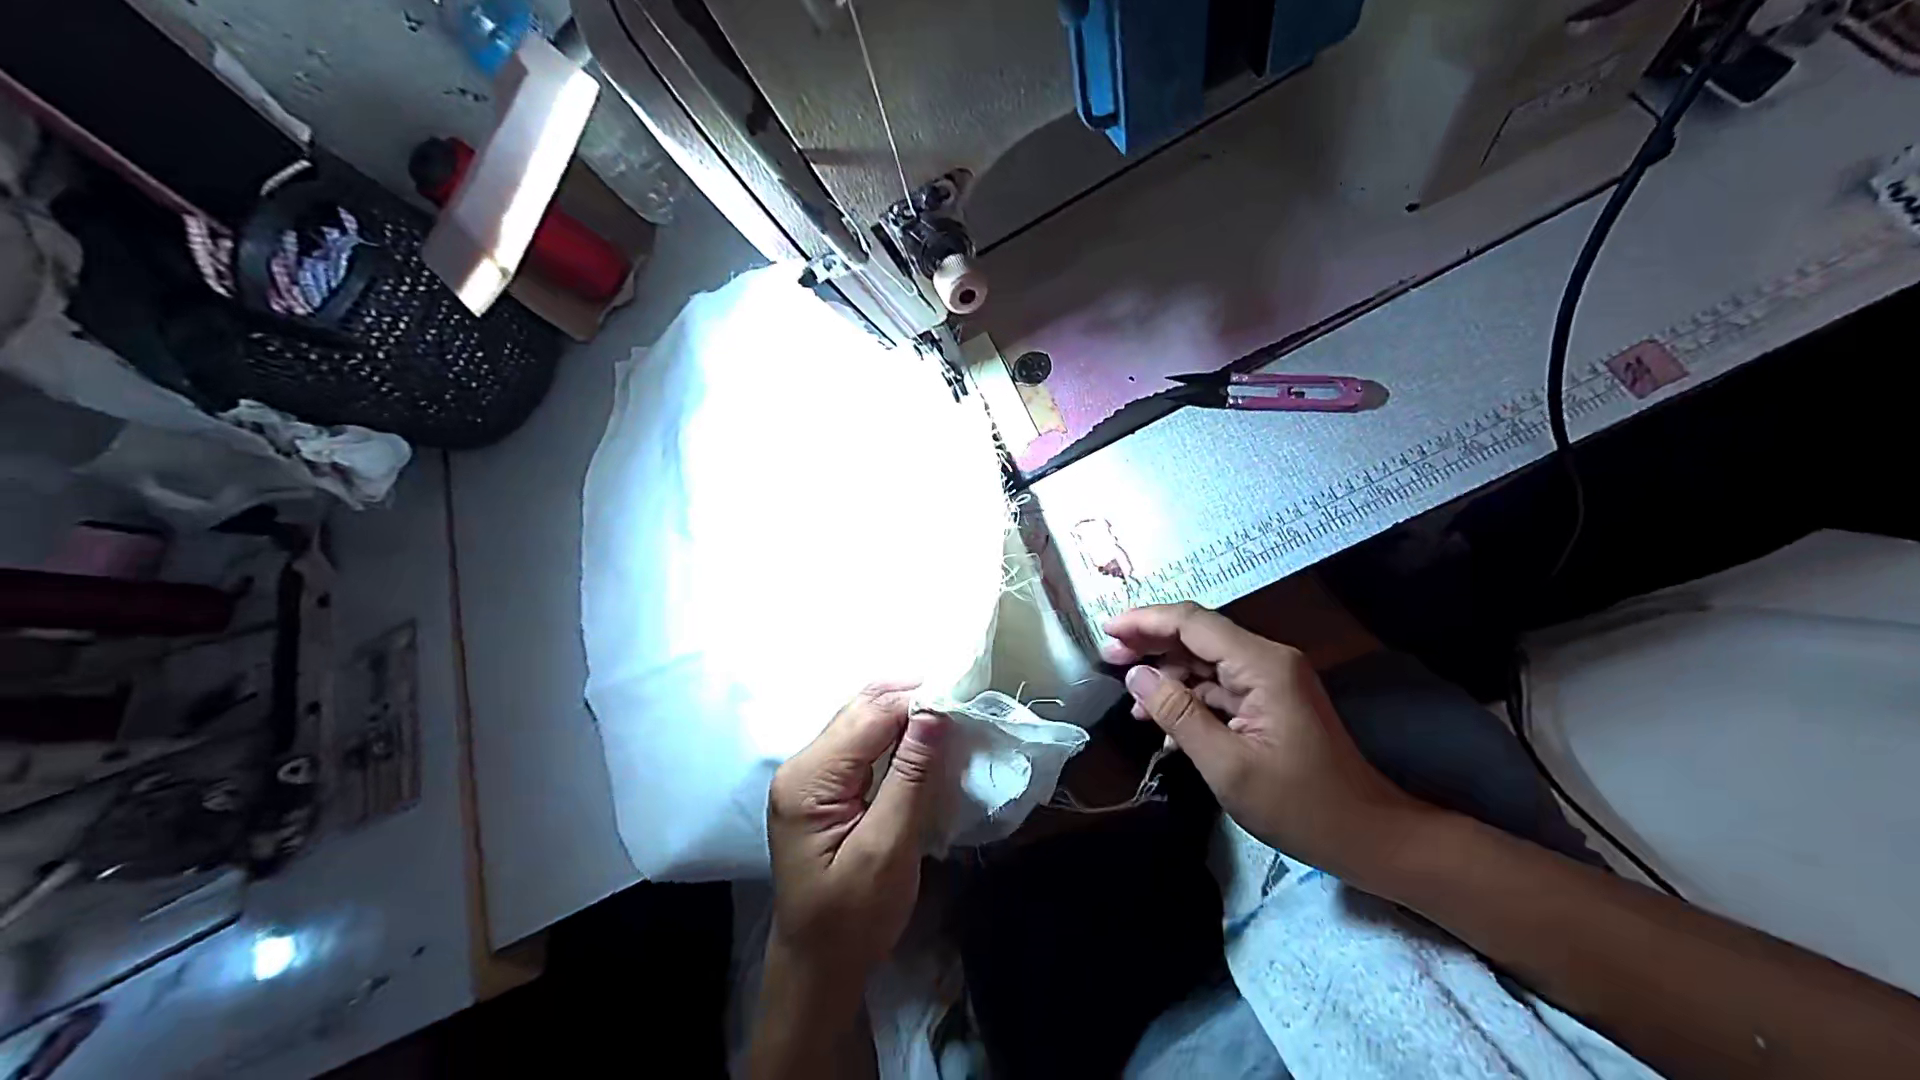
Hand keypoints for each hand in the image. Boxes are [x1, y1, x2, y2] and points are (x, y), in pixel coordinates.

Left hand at [752, 682, 949, 1075]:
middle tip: (961, 705)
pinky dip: (895, 735)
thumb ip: (910, 777)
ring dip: (906, 715)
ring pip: (863, 721)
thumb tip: (935, 713)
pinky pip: (862, 743)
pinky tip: (923, 740)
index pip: (868, 716)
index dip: (916, 702)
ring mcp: (810, 775)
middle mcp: (802, 766)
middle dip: (911, 701)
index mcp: (808, 780)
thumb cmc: (853, 919)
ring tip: (949, 717)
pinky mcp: (824, 787)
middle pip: (861, 710)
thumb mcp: (888, 850)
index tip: (963, 701)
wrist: (819, 967)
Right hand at [1102, 602, 1428, 882]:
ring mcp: (1269, 680)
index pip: (1192, 622)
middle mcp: (1266, 660)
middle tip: (1107, 657)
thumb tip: (1135, 675)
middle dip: (1150, 644)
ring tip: (1130, 698)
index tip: (1106, 631)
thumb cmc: (1300, 805)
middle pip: (1197, 635)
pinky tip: (1162, 723)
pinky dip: (1188, 698)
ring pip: (1204, 661)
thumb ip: (1178, 713)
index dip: (1145, 621)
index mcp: (1261, 665)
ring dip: (1166, 675)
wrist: (1368, 836)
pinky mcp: (1268, 702)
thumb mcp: (1227, 765)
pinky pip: (1218, 687)